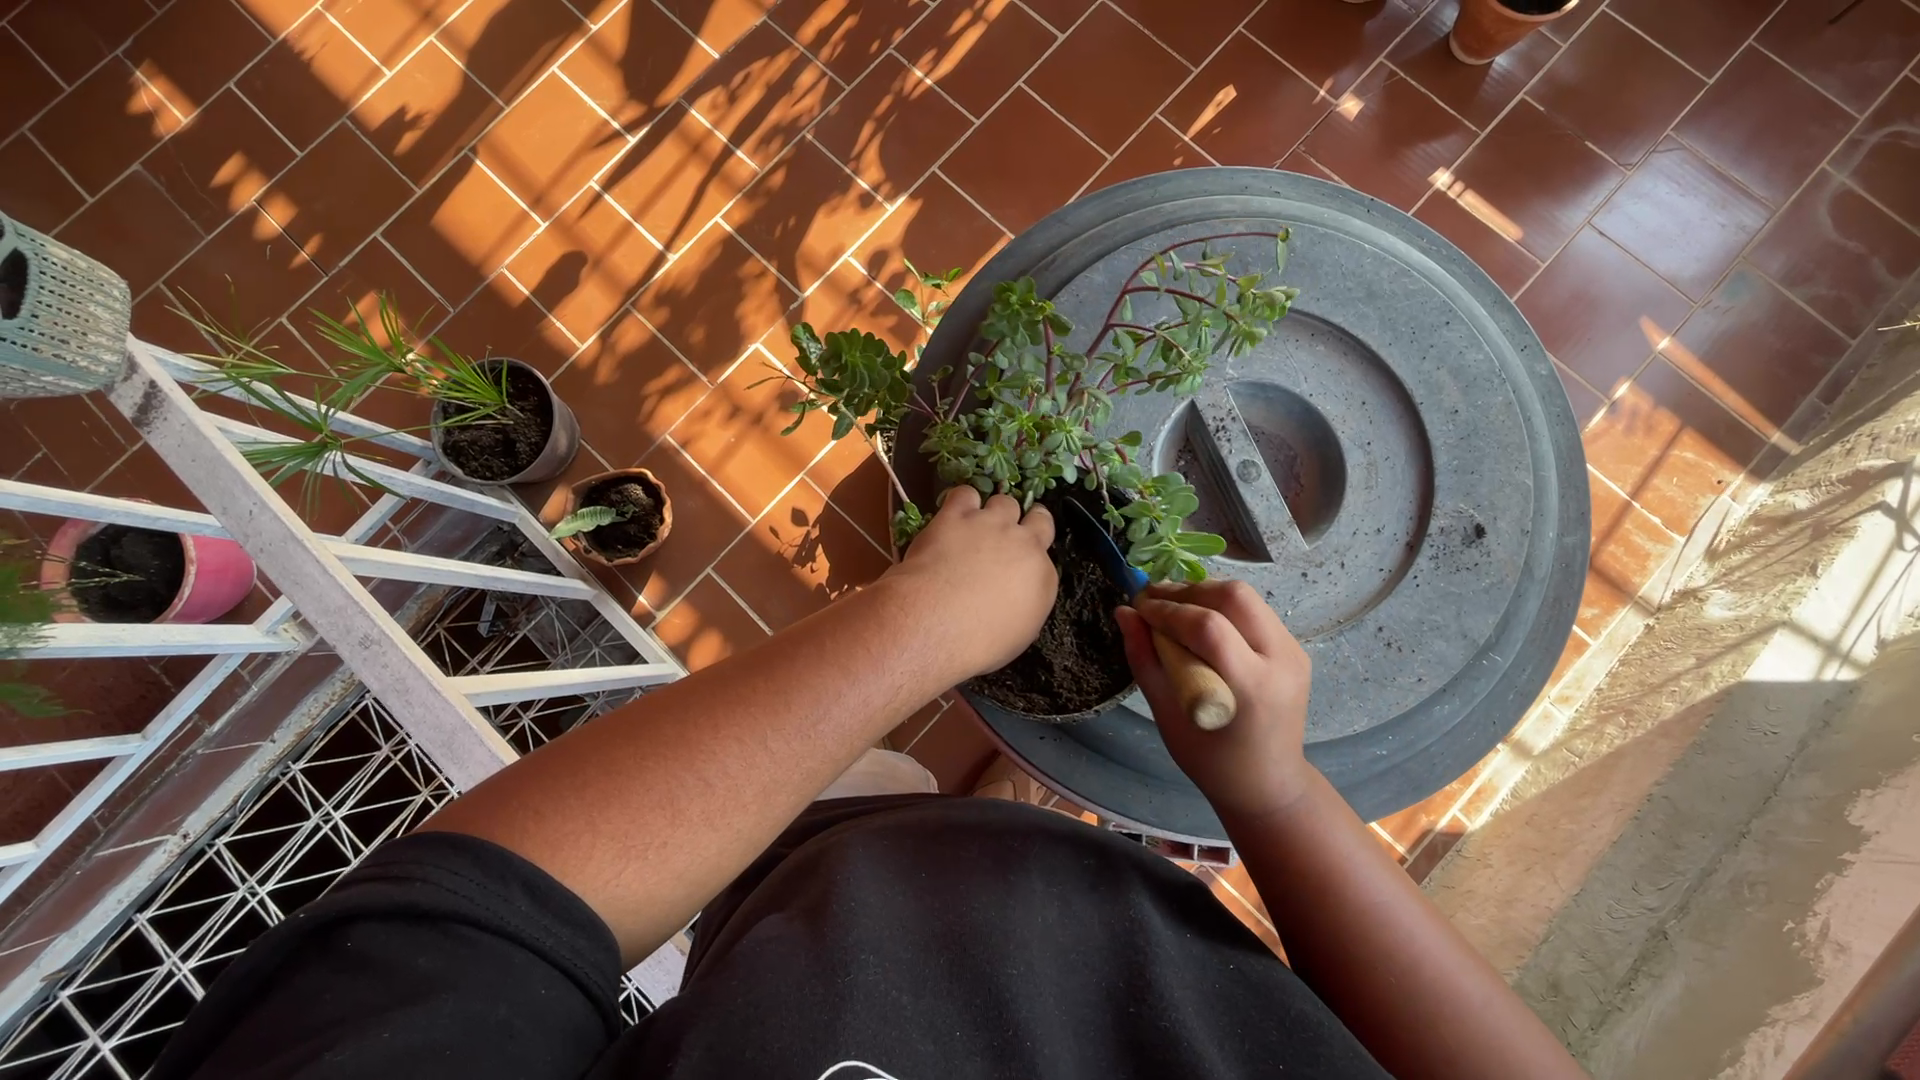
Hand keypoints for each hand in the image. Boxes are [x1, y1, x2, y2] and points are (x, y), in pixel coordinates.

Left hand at [880, 487, 1056, 678]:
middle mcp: (1023, 543)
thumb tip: (1016, 597)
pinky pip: (965, 494)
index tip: (1019, 563)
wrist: (936, 622)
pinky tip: (954, 515)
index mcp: (1042, 576)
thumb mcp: (1017, 636)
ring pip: (1004, 501)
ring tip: (978, 526)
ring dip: (994, 512)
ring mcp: (990, 524)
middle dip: (1027, 522)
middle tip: (1009, 533)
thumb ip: (1024, 606)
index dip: (1032, 556)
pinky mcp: (957, 516)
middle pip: (1038, 517)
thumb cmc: (978, 642)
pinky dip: (962, 502)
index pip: (1046, 556)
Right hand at [1115, 581, 1314, 821]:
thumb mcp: (1167, 716)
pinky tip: (1196, 619)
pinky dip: (1220, 605)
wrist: (1267, 783)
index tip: (1137, 607)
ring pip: (1246, 596)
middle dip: (1188, 590)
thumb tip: (1123, 612)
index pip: (1209, 627)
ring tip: (1171, 606)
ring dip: (1203, 592)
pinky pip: (1254, 610)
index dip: (1167, 610)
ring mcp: (1293, 651)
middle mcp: (1281, 661)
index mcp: (1252, 687)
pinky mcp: (1294, 647)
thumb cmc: (1211, 760)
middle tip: (1153, 599)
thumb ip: (1145, 660)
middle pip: (1235, 597)